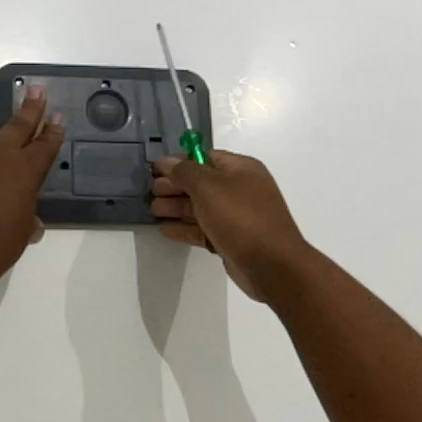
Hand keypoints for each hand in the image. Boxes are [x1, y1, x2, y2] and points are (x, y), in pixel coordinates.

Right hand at [151, 151, 318, 302]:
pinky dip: (185, 227)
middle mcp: (239, 189)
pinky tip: (165, 229)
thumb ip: (185, 172)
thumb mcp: (209, 187)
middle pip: (200, 183)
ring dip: (176, 207)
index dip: (179, 161)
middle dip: (174, 185)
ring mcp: (235, 216)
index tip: (154, 169)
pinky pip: (203, 228)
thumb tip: (168, 162)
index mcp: (240, 169)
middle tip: (151, 190)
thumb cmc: (240, 217)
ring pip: (200, 207)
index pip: (204, 157)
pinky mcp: (230, 239)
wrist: (270, 264)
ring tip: (153, 209)